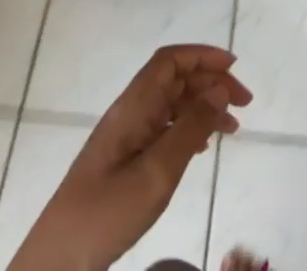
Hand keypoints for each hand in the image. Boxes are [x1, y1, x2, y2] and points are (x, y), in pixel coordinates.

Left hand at [11, 45, 250, 270]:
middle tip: (245, 103)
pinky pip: (163, 128)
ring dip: (203, 106)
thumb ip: (190, 128)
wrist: (61, 254)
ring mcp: (126, 135)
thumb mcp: (157, 171)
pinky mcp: (125, 158)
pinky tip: (203, 146)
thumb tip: (219, 89)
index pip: (169, 61)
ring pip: (171, 104)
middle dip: (211, 81)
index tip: (235, 67)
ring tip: (233, 127)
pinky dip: (189, 128)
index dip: (202, 56)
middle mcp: (129, 113)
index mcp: (133, 107)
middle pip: (174, 79)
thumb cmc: (108, 211)